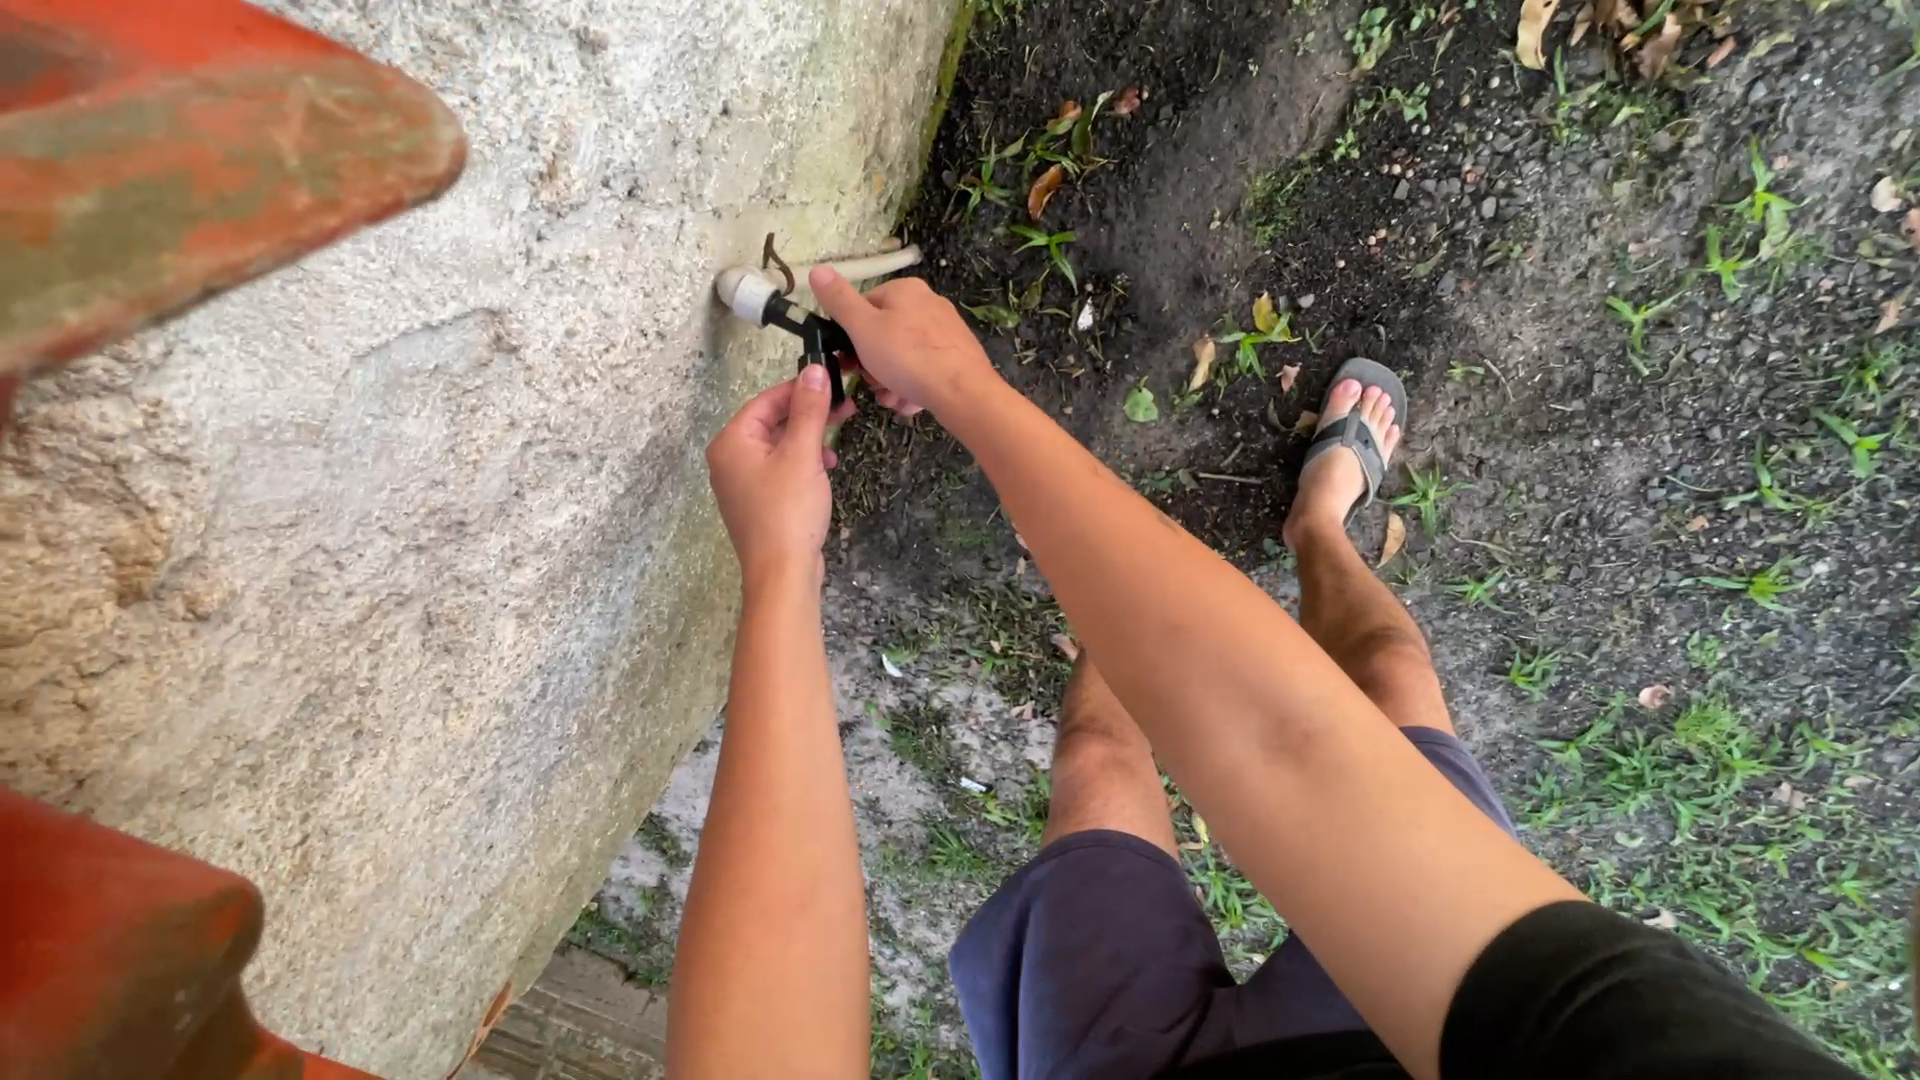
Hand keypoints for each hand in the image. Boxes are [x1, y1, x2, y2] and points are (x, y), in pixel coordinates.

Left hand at [705, 364, 851, 589]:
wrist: (782, 572)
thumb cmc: (789, 510)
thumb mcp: (803, 454)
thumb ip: (809, 409)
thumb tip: (813, 369)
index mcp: (731, 442)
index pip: (766, 401)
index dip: (801, 389)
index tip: (834, 384)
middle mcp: (729, 460)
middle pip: (771, 423)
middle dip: (808, 416)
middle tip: (845, 410)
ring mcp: (741, 484)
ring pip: (777, 447)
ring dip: (808, 440)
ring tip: (836, 445)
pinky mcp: (757, 503)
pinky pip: (779, 470)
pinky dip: (802, 464)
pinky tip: (824, 469)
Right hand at [809, 266, 1000, 417]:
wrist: (963, 392)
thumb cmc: (908, 357)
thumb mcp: (863, 328)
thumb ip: (839, 301)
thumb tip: (817, 269)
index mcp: (905, 290)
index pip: (865, 307)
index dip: (852, 337)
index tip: (849, 362)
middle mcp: (929, 304)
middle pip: (885, 335)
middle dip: (874, 366)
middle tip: (874, 385)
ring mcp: (946, 332)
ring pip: (904, 358)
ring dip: (891, 382)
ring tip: (893, 399)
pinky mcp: (958, 357)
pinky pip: (925, 371)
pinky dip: (913, 387)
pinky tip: (911, 403)